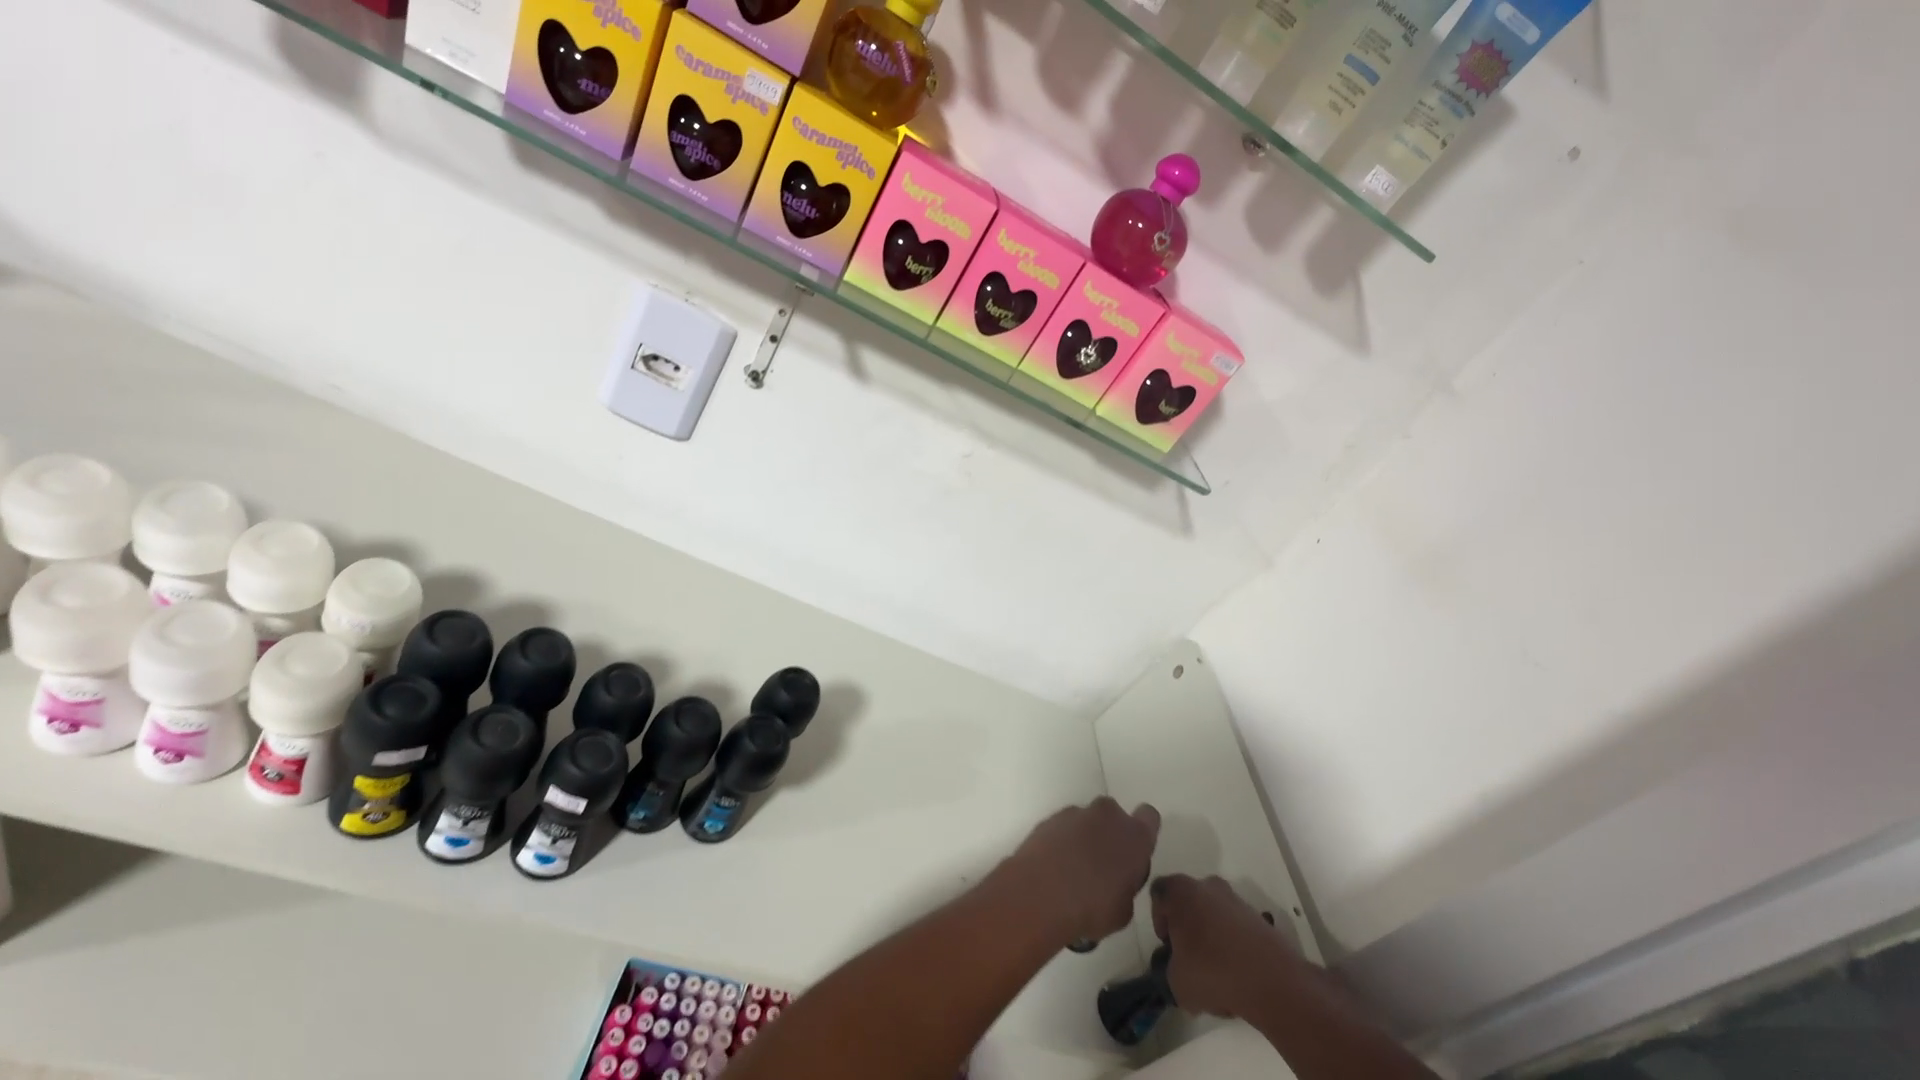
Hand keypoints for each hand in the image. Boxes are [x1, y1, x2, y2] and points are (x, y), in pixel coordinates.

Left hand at [996, 798, 1159, 947]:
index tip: (1132, 853)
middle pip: (1114, 817)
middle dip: (1108, 835)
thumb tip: (1116, 886)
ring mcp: (1075, 814)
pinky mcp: (1048, 820)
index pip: (1149, 818)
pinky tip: (1053, 870)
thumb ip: (1126, 889)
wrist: (1039, 895)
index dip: (1141, 833)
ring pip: (1085, 822)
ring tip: (1071, 873)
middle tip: (1101, 867)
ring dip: (1082, 839)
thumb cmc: (1092, 907)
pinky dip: (1060, 843)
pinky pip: (1061, 829)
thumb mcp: (1123, 911)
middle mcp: (1108, 816)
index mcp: (1135, 836)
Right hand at [1150, 874, 1293, 1017]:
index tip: (1168, 945)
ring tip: (1215, 970)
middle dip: (1187, 926)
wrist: (1273, 982)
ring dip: (1211, 936)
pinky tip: (1236, 974)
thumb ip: (1169, 968)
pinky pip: (1237, 928)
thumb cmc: (1212, 972)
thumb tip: (1179, 968)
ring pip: (1215, 914)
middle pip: (1189, 901)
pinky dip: (1233, 945)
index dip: (1159, 919)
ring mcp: (1238, 901)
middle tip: (1188, 956)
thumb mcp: (1174, 981)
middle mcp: (1209, 887)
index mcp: (1182, 892)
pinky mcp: (1261, 919)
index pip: (1159, 893)